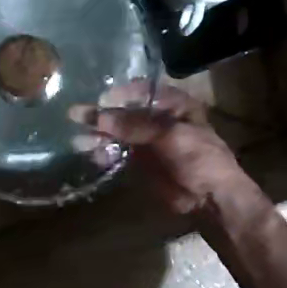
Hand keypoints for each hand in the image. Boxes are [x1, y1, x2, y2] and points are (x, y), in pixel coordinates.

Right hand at [69, 81, 261, 219]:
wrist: (211, 197)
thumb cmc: (199, 157)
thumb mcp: (169, 135)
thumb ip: (133, 125)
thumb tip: (97, 117)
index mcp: (173, 104)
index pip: (141, 90)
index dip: (119, 93)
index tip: (99, 99)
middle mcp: (157, 118)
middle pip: (124, 112)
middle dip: (102, 116)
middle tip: (76, 117)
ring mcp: (147, 141)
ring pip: (117, 133)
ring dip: (98, 136)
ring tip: (79, 141)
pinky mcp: (139, 162)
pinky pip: (117, 153)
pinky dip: (103, 153)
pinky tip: (91, 154)